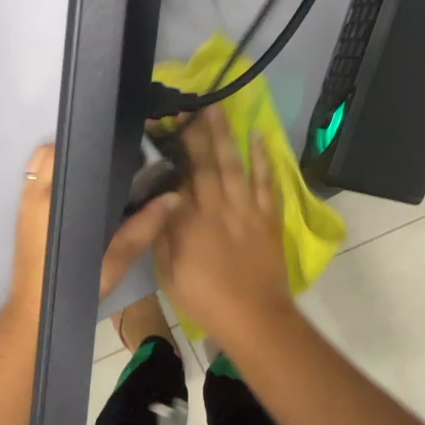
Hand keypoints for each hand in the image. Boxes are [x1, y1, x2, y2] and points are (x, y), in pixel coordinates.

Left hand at [7, 145, 178, 326]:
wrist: (36, 310)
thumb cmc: (75, 284)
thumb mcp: (116, 258)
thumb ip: (144, 226)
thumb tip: (174, 197)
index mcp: (58, 198)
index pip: (76, 153)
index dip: (99, 144)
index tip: (123, 146)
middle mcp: (37, 192)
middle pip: (54, 149)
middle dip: (80, 145)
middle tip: (110, 157)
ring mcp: (25, 199)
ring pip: (40, 160)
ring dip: (63, 158)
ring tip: (92, 169)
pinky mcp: (20, 210)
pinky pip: (33, 175)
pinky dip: (51, 171)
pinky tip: (73, 187)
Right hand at [153, 107, 290, 345]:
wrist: (255, 319)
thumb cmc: (205, 299)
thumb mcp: (168, 272)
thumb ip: (161, 235)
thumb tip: (155, 201)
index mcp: (188, 222)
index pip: (175, 178)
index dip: (168, 151)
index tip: (161, 126)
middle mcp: (216, 208)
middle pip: (203, 163)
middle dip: (195, 132)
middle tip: (189, 106)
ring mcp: (245, 210)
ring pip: (233, 164)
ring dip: (224, 135)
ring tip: (217, 109)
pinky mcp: (268, 217)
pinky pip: (266, 181)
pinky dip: (262, 158)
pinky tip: (257, 137)